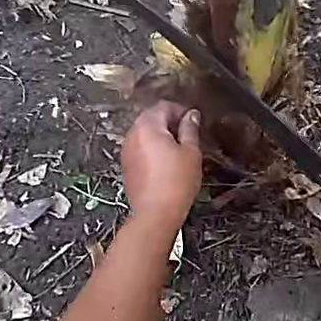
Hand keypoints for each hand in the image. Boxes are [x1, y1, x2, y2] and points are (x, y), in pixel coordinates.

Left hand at [120, 102, 202, 223]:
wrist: (155, 214)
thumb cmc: (177, 182)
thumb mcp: (190, 153)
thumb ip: (190, 129)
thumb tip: (191, 115)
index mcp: (147, 126)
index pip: (163, 106)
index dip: (181, 111)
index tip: (194, 123)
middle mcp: (133, 134)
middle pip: (152, 118)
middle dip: (170, 122)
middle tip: (188, 136)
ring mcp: (126, 149)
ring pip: (145, 133)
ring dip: (161, 136)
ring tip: (179, 150)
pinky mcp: (126, 164)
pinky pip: (140, 147)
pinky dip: (152, 148)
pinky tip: (166, 163)